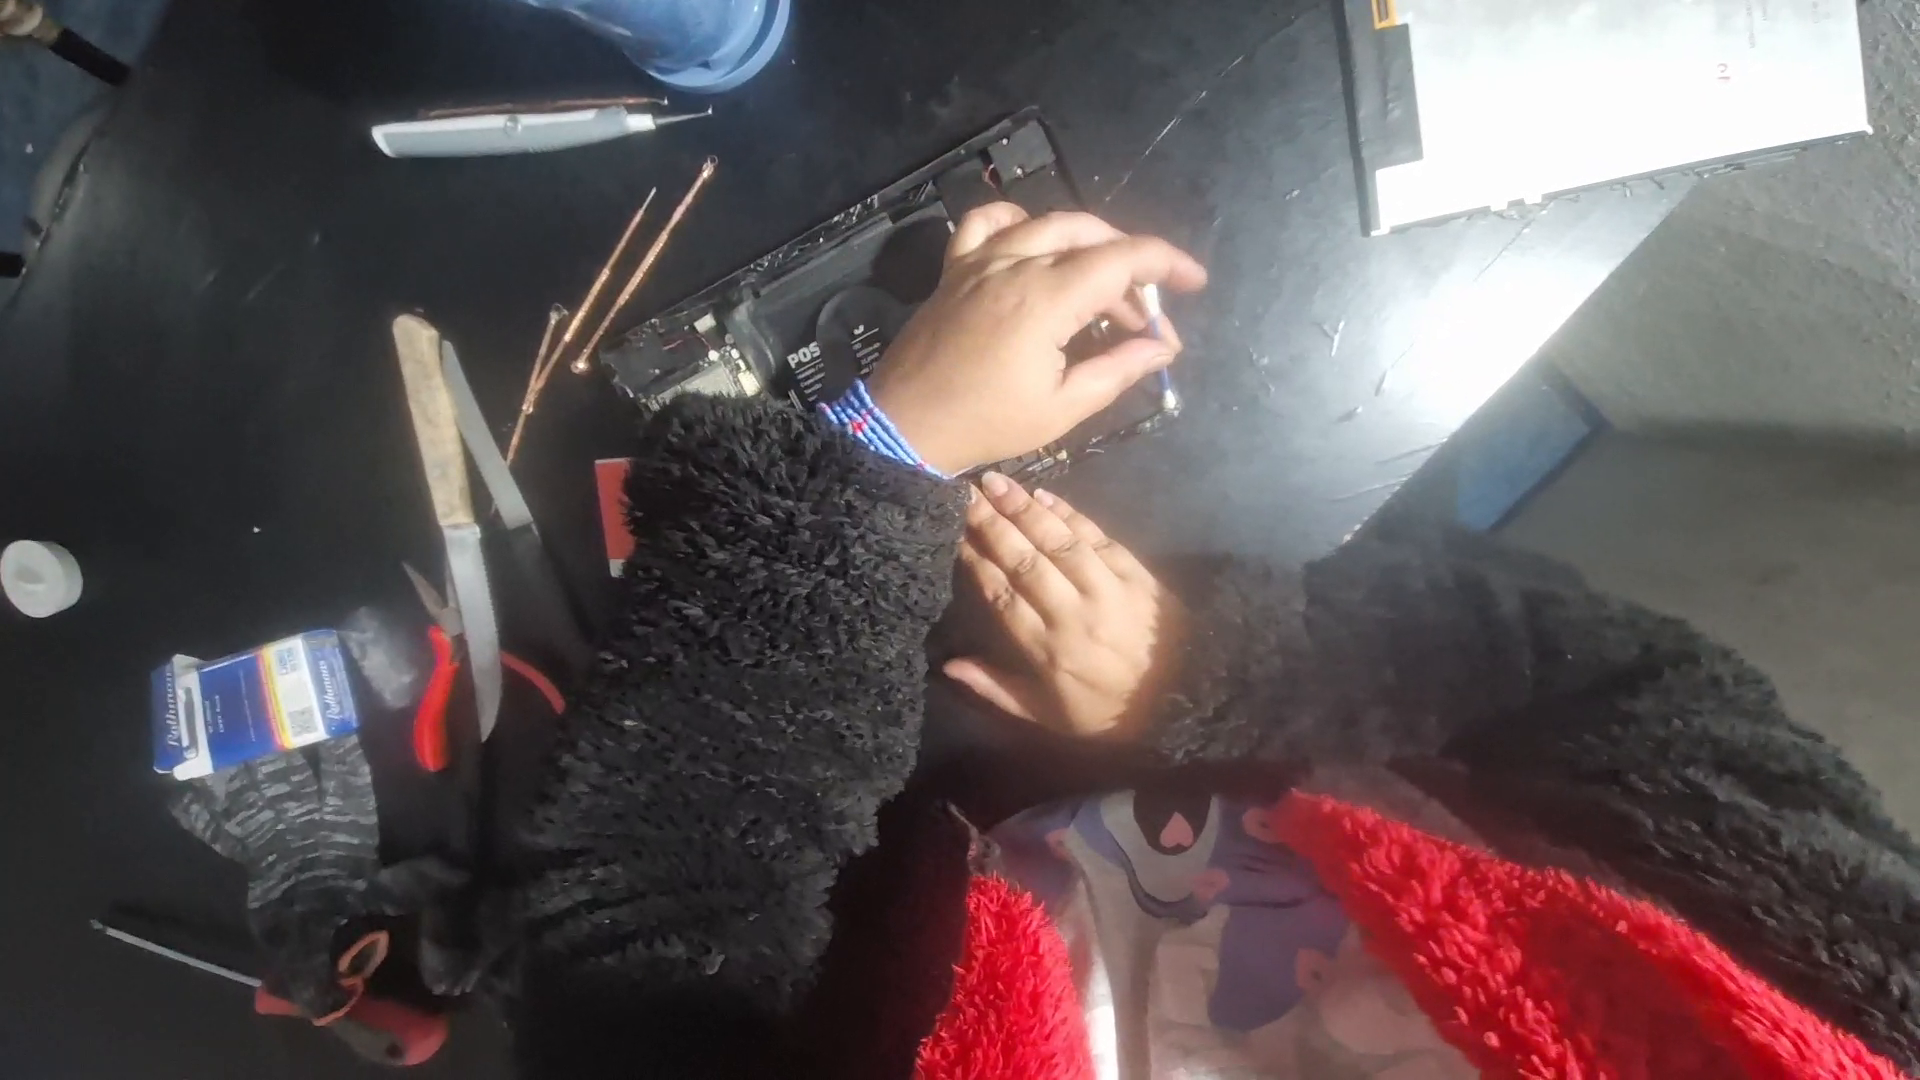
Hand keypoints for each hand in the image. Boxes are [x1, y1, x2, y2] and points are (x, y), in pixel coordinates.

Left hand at [868, 203, 1206, 474]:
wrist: (905, 428)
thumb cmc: (985, 424)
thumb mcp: (1061, 408)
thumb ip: (1117, 370)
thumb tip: (1162, 347)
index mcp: (1046, 297)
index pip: (1123, 259)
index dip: (1167, 265)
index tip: (1194, 283)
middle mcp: (1014, 263)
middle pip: (1091, 238)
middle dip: (1129, 270)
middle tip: (1140, 319)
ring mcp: (979, 261)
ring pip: (1046, 223)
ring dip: (1086, 246)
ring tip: (1101, 288)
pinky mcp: (954, 269)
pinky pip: (987, 223)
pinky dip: (1019, 223)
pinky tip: (1034, 244)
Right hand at [945, 472, 1186, 737]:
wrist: (1184, 700)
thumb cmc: (1106, 711)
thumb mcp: (1047, 715)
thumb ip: (995, 689)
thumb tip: (948, 665)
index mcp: (1047, 651)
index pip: (1002, 596)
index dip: (975, 563)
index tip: (952, 534)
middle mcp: (1073, 614)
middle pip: (1024, 561)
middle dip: (991, 524)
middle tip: (964, 494)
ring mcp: (1107, 590)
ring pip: (1058, 542)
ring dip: (1024, 509)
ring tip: (995, 482)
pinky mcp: (1135, 574)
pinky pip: (1097, 537)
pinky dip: (1070, 513)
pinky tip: (1043, 495)